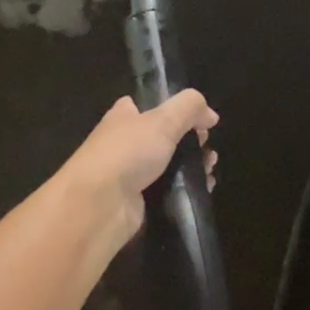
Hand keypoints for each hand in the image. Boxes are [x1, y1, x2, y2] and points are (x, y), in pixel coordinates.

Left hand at [53, 90, 218, 240]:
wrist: (99, 204)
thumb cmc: (128, 152)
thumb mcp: (163, 120)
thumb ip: (189, 108)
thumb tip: (210, 114)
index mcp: (124, 116)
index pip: (149, 105)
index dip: (176, 109)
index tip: (201, 119)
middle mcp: (125, 142)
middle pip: (164, 137)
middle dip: (191, 141)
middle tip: (207, 148)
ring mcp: (130, 173)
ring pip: (168, 165)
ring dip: (192, 166)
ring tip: (210, 169)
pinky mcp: (138, 200)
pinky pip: (167, 190)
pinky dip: (186, 189)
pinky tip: (203, 189)